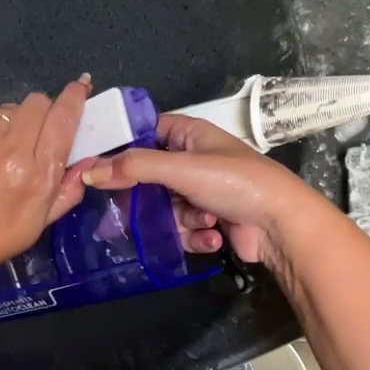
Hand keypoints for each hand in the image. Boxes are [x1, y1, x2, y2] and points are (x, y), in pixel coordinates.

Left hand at [0, 77, 92, 280]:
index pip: (63, 118)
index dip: (75, 97)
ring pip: (10, 110)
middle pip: (37, 102)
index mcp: (39, 172)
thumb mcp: (39, 225)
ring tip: (10, 146)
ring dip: (17, 120)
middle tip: (41, 130)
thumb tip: (85, 166)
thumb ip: (66, 192)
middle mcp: (14, 148)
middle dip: (45, 110)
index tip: (80, 87)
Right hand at [78, 114, 324, 265]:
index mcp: (190, 135)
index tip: (96, 167)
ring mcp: (201, 193)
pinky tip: (212, 236)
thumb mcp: (181, 168)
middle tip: (132, 213)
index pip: (145, 132)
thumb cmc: (235, 183)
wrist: (281, 225)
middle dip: (147, 200)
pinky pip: (182, 229)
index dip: (121, 147)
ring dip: (179, 220)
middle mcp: (193, 161)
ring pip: (164, 209)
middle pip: (149, 178)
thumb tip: (89, 173)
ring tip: (201, 221)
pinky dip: (194, 236)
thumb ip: (134, 168)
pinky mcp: (208, 221)